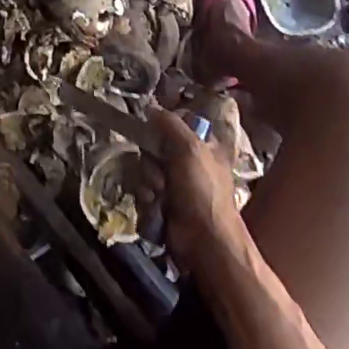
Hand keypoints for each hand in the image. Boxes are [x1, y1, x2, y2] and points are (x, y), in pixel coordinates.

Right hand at [146, 108, 245, 267]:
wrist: (204, 240)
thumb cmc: (202, 191)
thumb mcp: (190, 149)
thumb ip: (171, 125)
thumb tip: (151, 107)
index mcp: (203, 146)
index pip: (176, 125)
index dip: (162, 126)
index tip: (150, 128)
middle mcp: (189, 162)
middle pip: (155, 146)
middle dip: (152, 159)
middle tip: (160, 171)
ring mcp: (176, 183)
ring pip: (146, 168)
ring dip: (148, 180)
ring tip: (158, 192)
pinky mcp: (163, 202)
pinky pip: (143, 188)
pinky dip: (146, 196)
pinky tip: (154, 203)